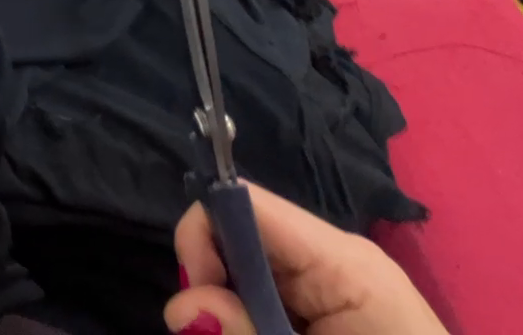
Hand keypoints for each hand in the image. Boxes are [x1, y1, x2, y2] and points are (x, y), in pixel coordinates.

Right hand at [168, 181, 447, 334]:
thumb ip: (246, 333)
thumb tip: (179, 309)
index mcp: (342, 260)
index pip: (240, 201)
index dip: (202, 237)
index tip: (198, 301)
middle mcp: (336, 257)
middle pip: (236, 236)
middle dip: (213, 286)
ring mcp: (337, 284)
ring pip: (244, 269)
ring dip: (229, 311)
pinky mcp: (334, 309)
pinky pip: (268, 294)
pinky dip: (250, 321)